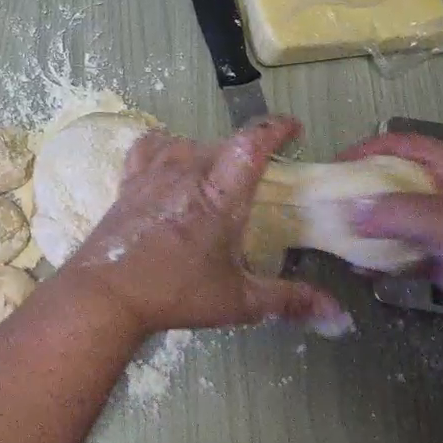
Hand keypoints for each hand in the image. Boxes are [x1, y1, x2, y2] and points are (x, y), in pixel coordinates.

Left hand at [60, 118, 348, 336]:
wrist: (105, 293)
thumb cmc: (175, 293)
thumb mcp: (238, 301)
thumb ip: (287, 300)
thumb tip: (337, 315)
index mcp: (219, 194)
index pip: (250, 143)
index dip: (274, 128)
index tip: (292, 127)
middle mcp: (185, 173)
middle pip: (220, 144)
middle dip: (243, 153)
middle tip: (256, 177)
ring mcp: (152, 174)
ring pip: (184, 143)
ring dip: (204, 152)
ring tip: (213, 175)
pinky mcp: (127, 183)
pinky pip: (146, 149)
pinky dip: (162, 149)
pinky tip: (167, 163)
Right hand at [341, 132, 442, 333]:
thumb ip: (399, 213)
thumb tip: (348, 210)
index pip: (404, 146)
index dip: (367, 149)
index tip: (333, 166)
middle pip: (391, 183)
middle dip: (357, 192)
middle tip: (322, 204)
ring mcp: (442, 228)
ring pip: (392, 220)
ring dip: (363, 228)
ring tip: (330, 237)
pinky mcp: (440, 259)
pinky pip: (399, 253)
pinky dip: (377, 259)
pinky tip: (358, 268)